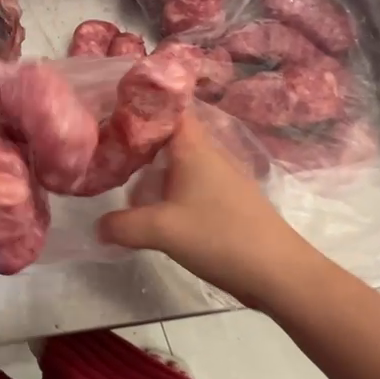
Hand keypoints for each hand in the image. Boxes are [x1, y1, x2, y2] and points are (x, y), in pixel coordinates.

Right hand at [95, 109, 329, 307]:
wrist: (282, 275)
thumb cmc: (220, 237)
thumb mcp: (161, 230)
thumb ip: (121, 224)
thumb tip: (97, 225)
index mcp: (194, 148)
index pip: (168, 108)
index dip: (140, 103)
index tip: (107, 107)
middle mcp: (208, 155)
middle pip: (168, 133)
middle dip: (136, 137)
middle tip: (103, 145)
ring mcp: (221, 178)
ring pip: (177, 159)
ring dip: (150, 165)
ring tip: (119, 175)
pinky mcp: (227, 201)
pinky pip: (188, 181)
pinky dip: (166, 185)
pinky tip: (150, 205)